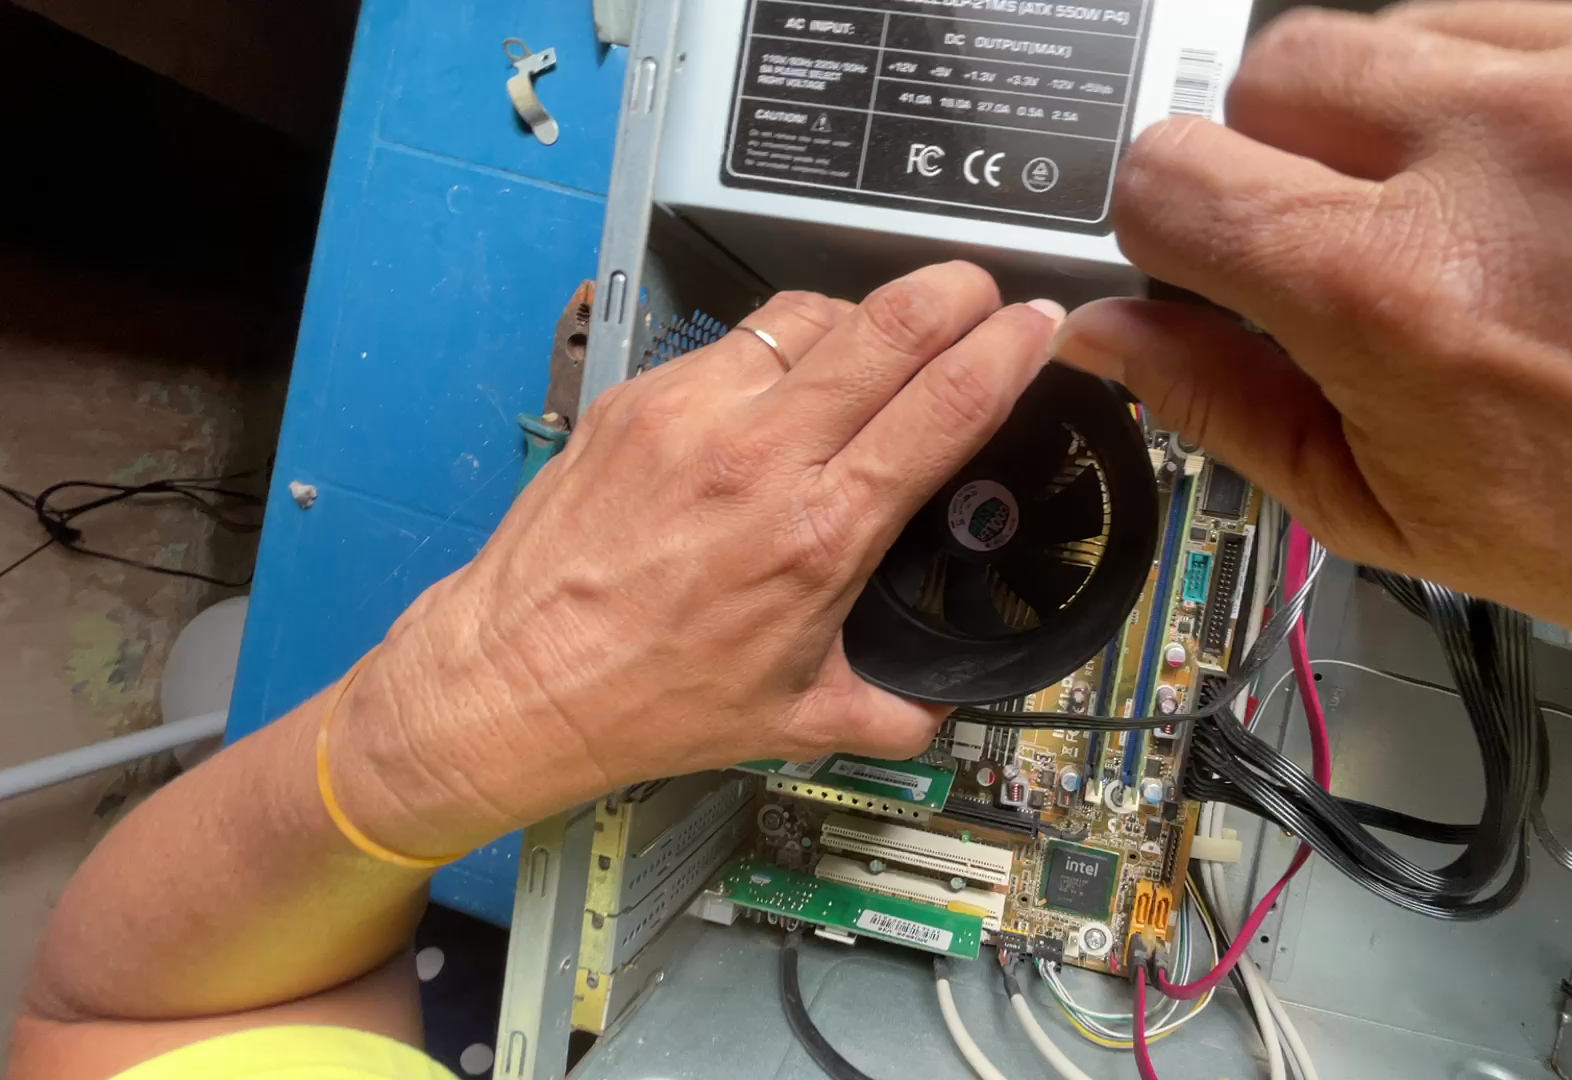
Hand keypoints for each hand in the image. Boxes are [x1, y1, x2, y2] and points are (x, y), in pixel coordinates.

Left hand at [331, 263, 1062, 853]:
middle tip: (988, 294)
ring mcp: (698, 410)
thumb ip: (904, 710)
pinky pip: (749, 335)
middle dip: (959, 291)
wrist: (515, 678)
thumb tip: (955, 697)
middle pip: (889, 326)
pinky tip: (803, 374)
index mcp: (821, 532)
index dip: (1009, 351)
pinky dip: (799, 339)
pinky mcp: (647, 394)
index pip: (944, 407)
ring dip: (876, 315)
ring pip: (819, 312)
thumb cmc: (661, 699)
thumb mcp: (805, 721)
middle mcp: (764, 456)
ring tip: (894, 343)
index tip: (1042, 326)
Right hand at [1053, 0, 1571, 771]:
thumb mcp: (1374, 503)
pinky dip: (1535, 85)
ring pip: (1414, 18)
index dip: (1158, 218)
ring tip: (1478, 216)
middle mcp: (1513, 144)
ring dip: (1404, 113)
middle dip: (1270, 153)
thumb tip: (1107, 336)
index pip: (1171, 174)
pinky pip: (1569, 5)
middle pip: (1276, 62)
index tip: (1192, 252)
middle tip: (1333, 237)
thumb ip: (1214, 401)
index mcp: (1390, 292)